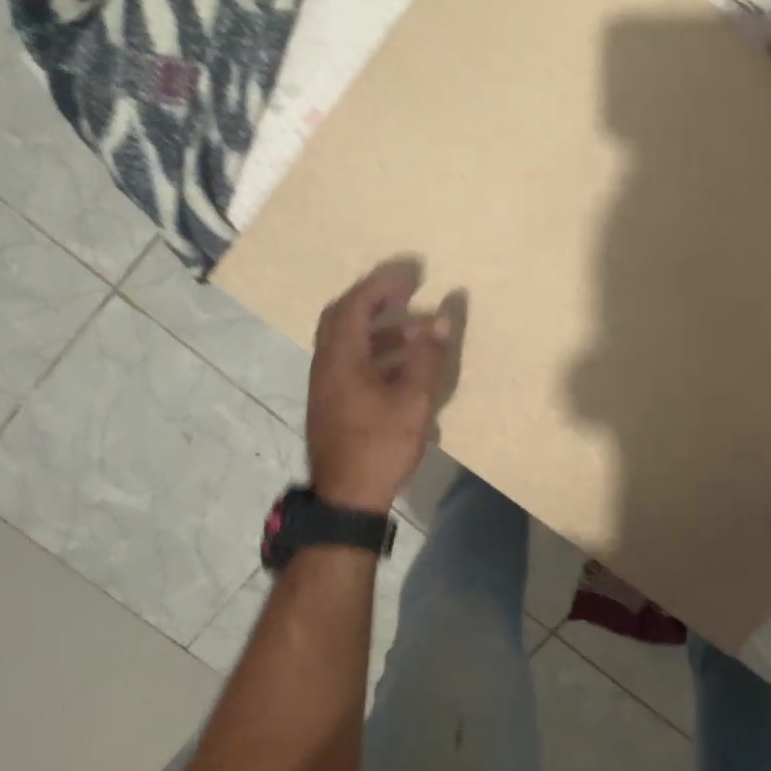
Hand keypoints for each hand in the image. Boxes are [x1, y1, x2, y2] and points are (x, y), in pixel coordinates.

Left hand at [305, 258, 454, 514]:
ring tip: (418, 326)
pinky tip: (405, 362)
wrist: (346, 499)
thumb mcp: (413, 400)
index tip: (414, 271)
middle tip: (410, 287)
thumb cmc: (380, 446)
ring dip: (381, 324)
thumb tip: (443, 316)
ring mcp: (327, 384)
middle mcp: (326, 365)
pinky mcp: (334, 401)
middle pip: (344, 316)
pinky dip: (378, 348)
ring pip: (349, 339)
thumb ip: (428, 356)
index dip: (383, 282)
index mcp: (341, 359)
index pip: (356, 305)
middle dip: (377, 296)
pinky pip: (352, 359)